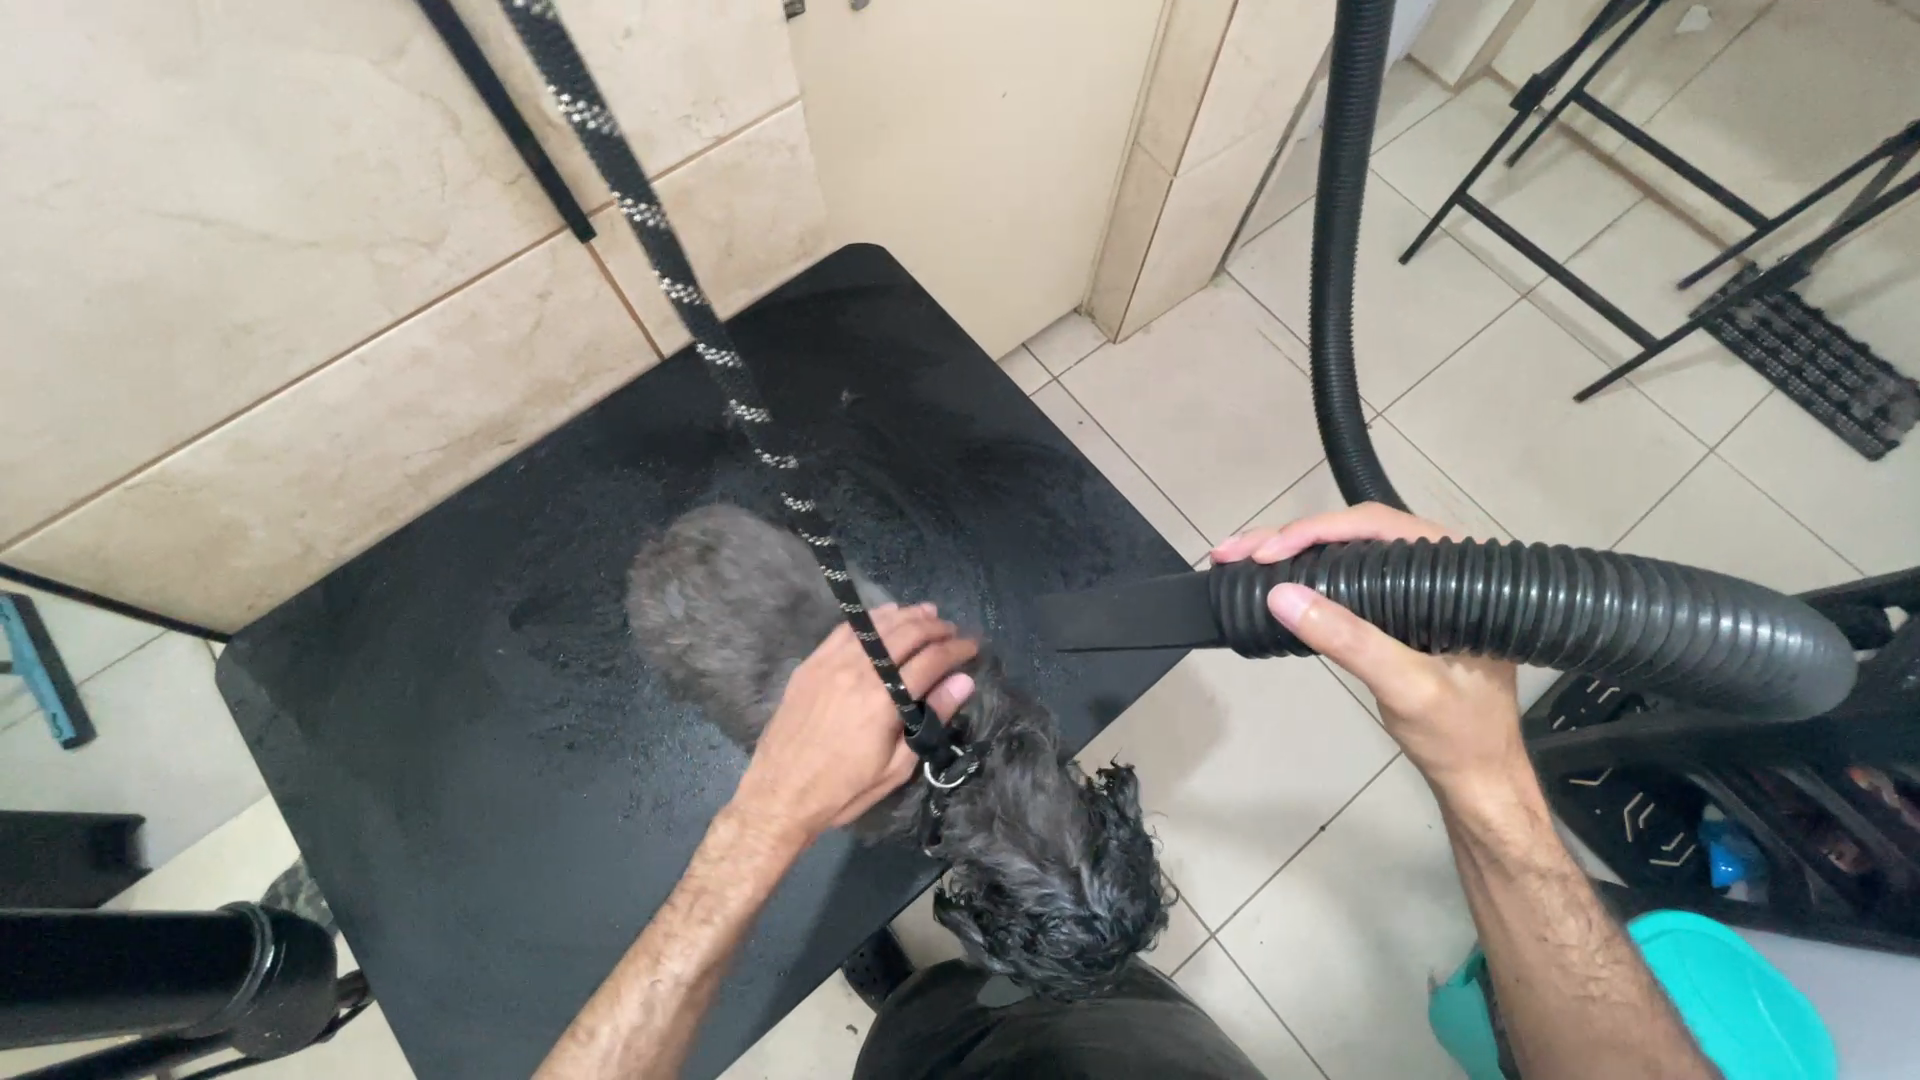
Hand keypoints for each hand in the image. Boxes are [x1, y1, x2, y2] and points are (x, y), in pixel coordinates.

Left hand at [732, 603, 977, 843]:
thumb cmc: (843, 790)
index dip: (957, 650)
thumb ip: (931, 718)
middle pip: (907, 633)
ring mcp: (831, 663)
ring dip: (907, 615)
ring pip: (877, 625)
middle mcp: (859, 672)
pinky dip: (872, 618)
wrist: (778, 795)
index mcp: (884, 701)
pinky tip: (886, 615)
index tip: (973, 647)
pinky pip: (846, 629)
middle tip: (953, 631)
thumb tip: (963, 682)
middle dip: (936, 627)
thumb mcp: (896, 767)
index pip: (932, 660)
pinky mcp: (812, 663)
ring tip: (928, 614)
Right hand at [1212, 504, 1525, 795]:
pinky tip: (1267, 580)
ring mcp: (1414, 584)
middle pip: (1351, 532)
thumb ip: (1351, 640)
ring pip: (1340, 550)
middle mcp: (1437, 565)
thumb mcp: (1406, 687)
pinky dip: (1299, 575)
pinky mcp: (1393, 605)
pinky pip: (1341, 575)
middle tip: (1231, 553)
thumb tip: (1280, 595)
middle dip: (1285, 538)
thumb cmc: (1457, 732)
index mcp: (1457, 569)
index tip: (1264, 554)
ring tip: (1235, 560)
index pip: (1377, 526)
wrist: (1476, 773)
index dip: (1313, 532)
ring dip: (1285, 553)